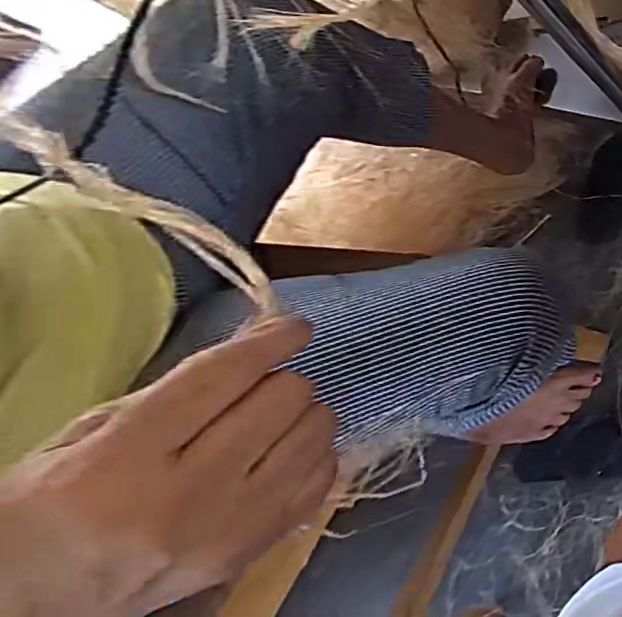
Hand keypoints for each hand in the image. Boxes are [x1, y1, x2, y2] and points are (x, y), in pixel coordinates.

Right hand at [0, 316, 339, 616]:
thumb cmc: (42, 520)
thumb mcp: (73, 448)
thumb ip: (170, 393)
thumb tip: (258, 343)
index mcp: (111, 468)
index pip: (222, 377)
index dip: (271, 341)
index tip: (295, 327)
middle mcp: (178, 497)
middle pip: (285, 394)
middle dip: (274, 383)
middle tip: (247, 399)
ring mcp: (227, 526)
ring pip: (317, 426)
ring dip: (297, 417)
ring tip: (260, 432)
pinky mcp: (257, 546)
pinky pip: (326, 470)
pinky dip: (310, 455)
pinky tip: (275, 462)